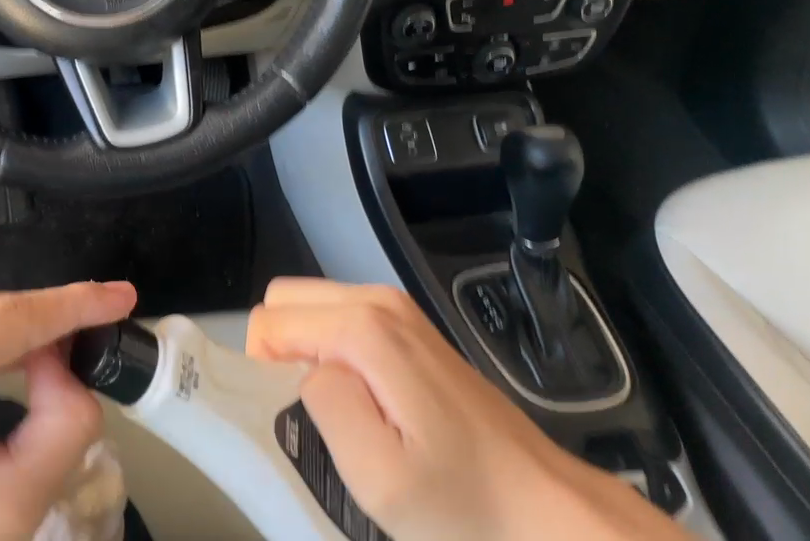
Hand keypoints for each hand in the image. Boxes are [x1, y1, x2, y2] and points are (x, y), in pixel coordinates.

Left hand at [0, 280, 136, 540]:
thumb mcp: (7, 506)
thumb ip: (62, 421)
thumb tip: (61, 360)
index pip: (4, 320)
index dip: (71, 305)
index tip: (123, 295)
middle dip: (40, 326)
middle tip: (100, 335)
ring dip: (5, 336)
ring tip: (61, 351)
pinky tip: (4, 356)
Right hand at [247, 278, 684, 540]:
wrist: (546, 507)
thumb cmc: (463, 503)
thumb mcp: (380, 477)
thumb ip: (325, 404)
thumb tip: (301, 369)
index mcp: (365, 328)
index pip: (269, 320)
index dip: (264, 370)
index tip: (292, 420)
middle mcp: (379, 302)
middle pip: (286, 302)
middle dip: (280, 353)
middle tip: (311, 416)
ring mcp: (400, 311)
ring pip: (312, 309)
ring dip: (306, 354)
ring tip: (340, 415)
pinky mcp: (412, 330)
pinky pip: (341, 321)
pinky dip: (333, 353)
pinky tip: (365, 406)